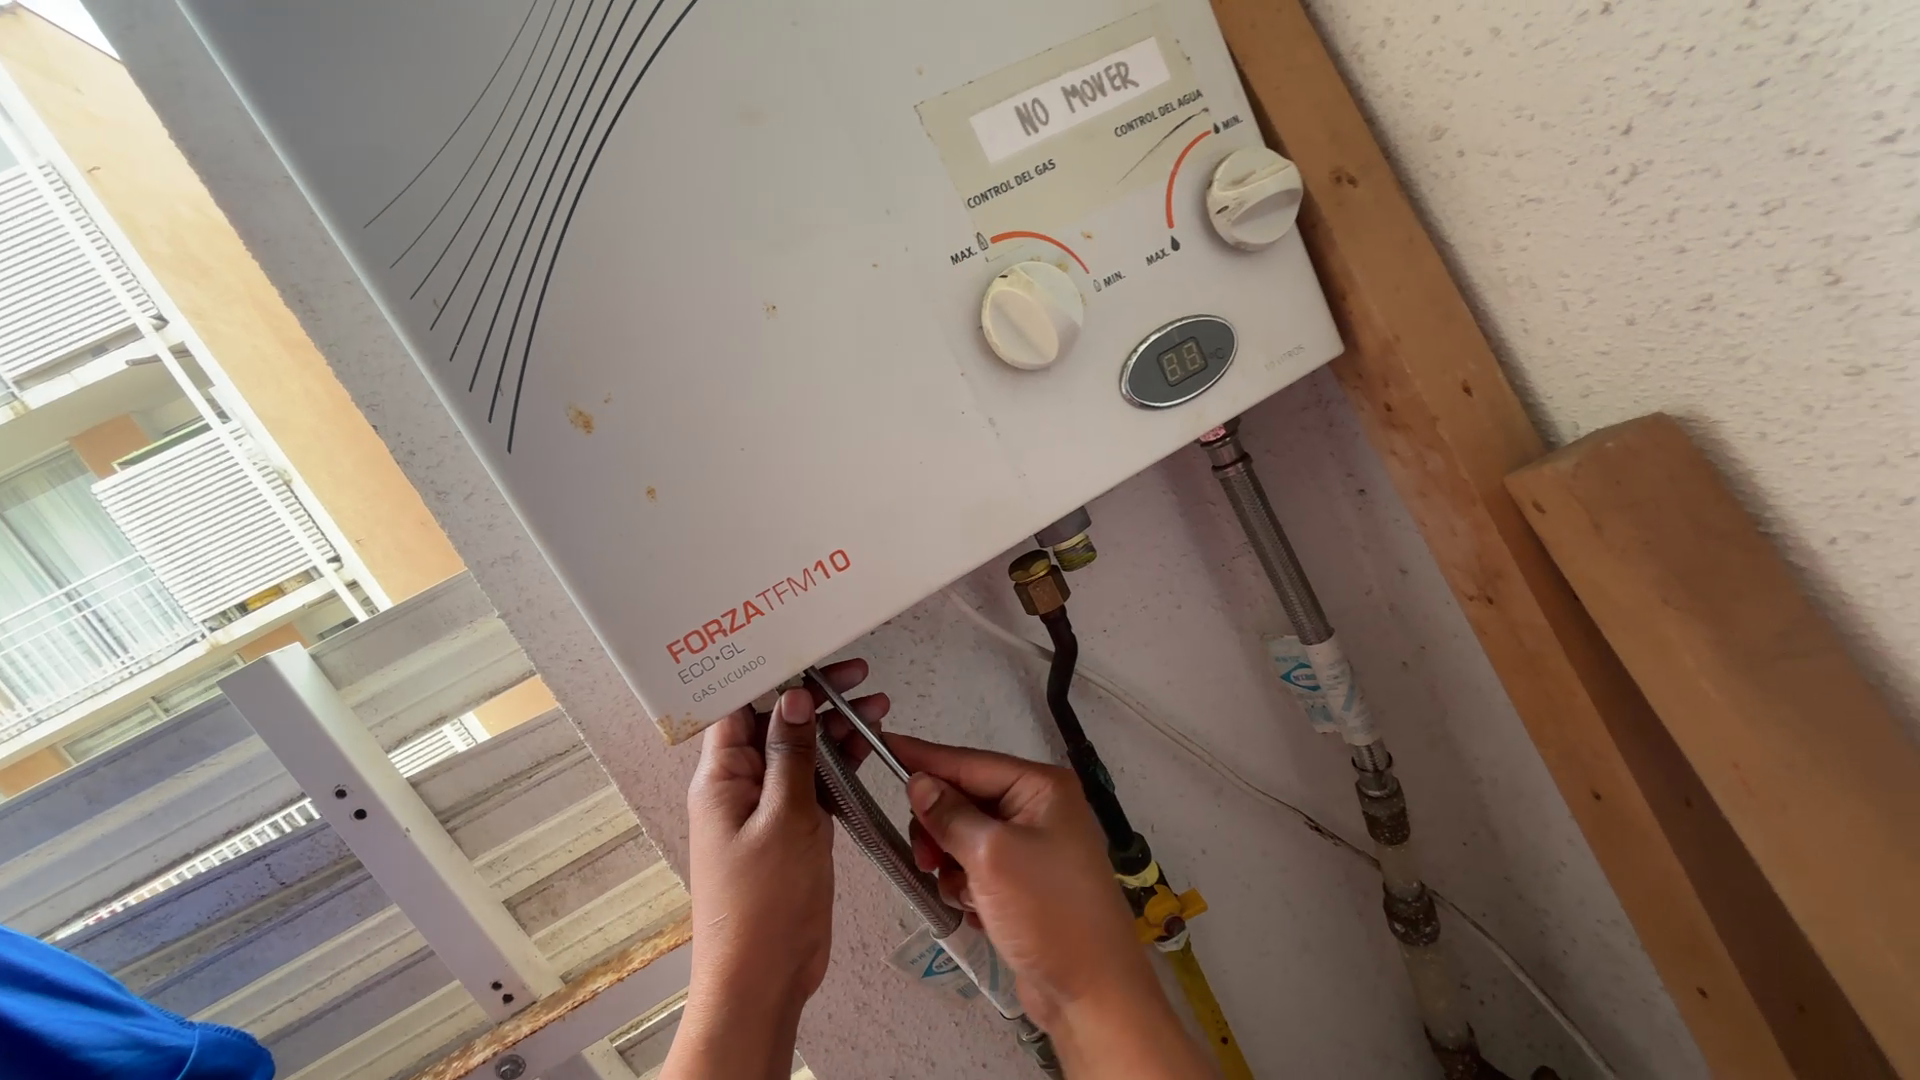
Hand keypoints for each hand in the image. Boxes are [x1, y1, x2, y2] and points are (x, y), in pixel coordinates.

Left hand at [664, 660, 888, 1079]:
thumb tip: (793, 699)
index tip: (810, 656)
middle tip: (856, 675)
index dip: (773, 676)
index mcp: (721, 779)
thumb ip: (792, 755)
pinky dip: (842, 763)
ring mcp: (769, 806)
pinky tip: (868, 745)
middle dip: (815, 698)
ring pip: (803, 751)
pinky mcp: (794, 827)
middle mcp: (741, 786)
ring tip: (876, 705)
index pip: (740, 708)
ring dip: (836, 729)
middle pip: (777, 724)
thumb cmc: (762, 906)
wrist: (766, 977)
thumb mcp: (784, 819)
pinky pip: (817, 782)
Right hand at [891, 735, 1209, 1077]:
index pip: (969, 762)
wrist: (1091, 994)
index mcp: (1041, 787)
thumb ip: (949, 814)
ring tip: (960, 892)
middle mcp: (1038, 808)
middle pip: (964, 799)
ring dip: (951, 863)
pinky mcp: (1023, 881)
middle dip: (939, 827)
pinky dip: (966, 885)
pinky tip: (975, 909)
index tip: (882, 744)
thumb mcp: (991, 855)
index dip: (924, 757)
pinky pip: (975, 866)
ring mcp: (1032, 845)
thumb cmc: (1048, 911)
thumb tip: (918, 781)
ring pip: (964, 835)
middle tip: (925, 858)